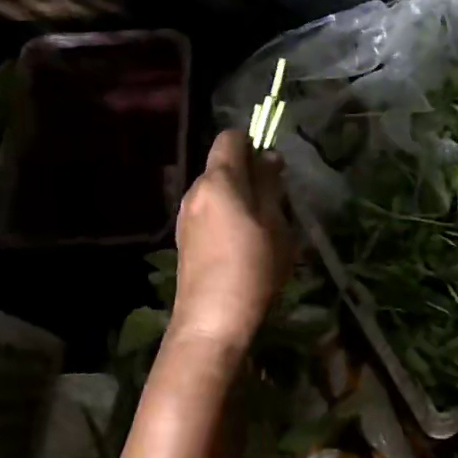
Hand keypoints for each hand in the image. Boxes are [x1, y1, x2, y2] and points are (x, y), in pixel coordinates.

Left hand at [171, 130, 292, 350]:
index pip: (230, 138)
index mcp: (218, 181)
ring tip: (259, 226)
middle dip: (247, 172)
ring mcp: (185, 215)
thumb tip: (268, 157)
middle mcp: (195, 190)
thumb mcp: (274, 224)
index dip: (252, 143)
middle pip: (221, 165)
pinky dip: (224, 214)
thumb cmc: (251, 267)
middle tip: (274, 199)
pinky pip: (207, 211)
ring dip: (236, 196)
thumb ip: (270, 185)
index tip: (272, 166)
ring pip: (214, 190)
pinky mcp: (183, 238)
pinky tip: (239, 243)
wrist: (210, 319)